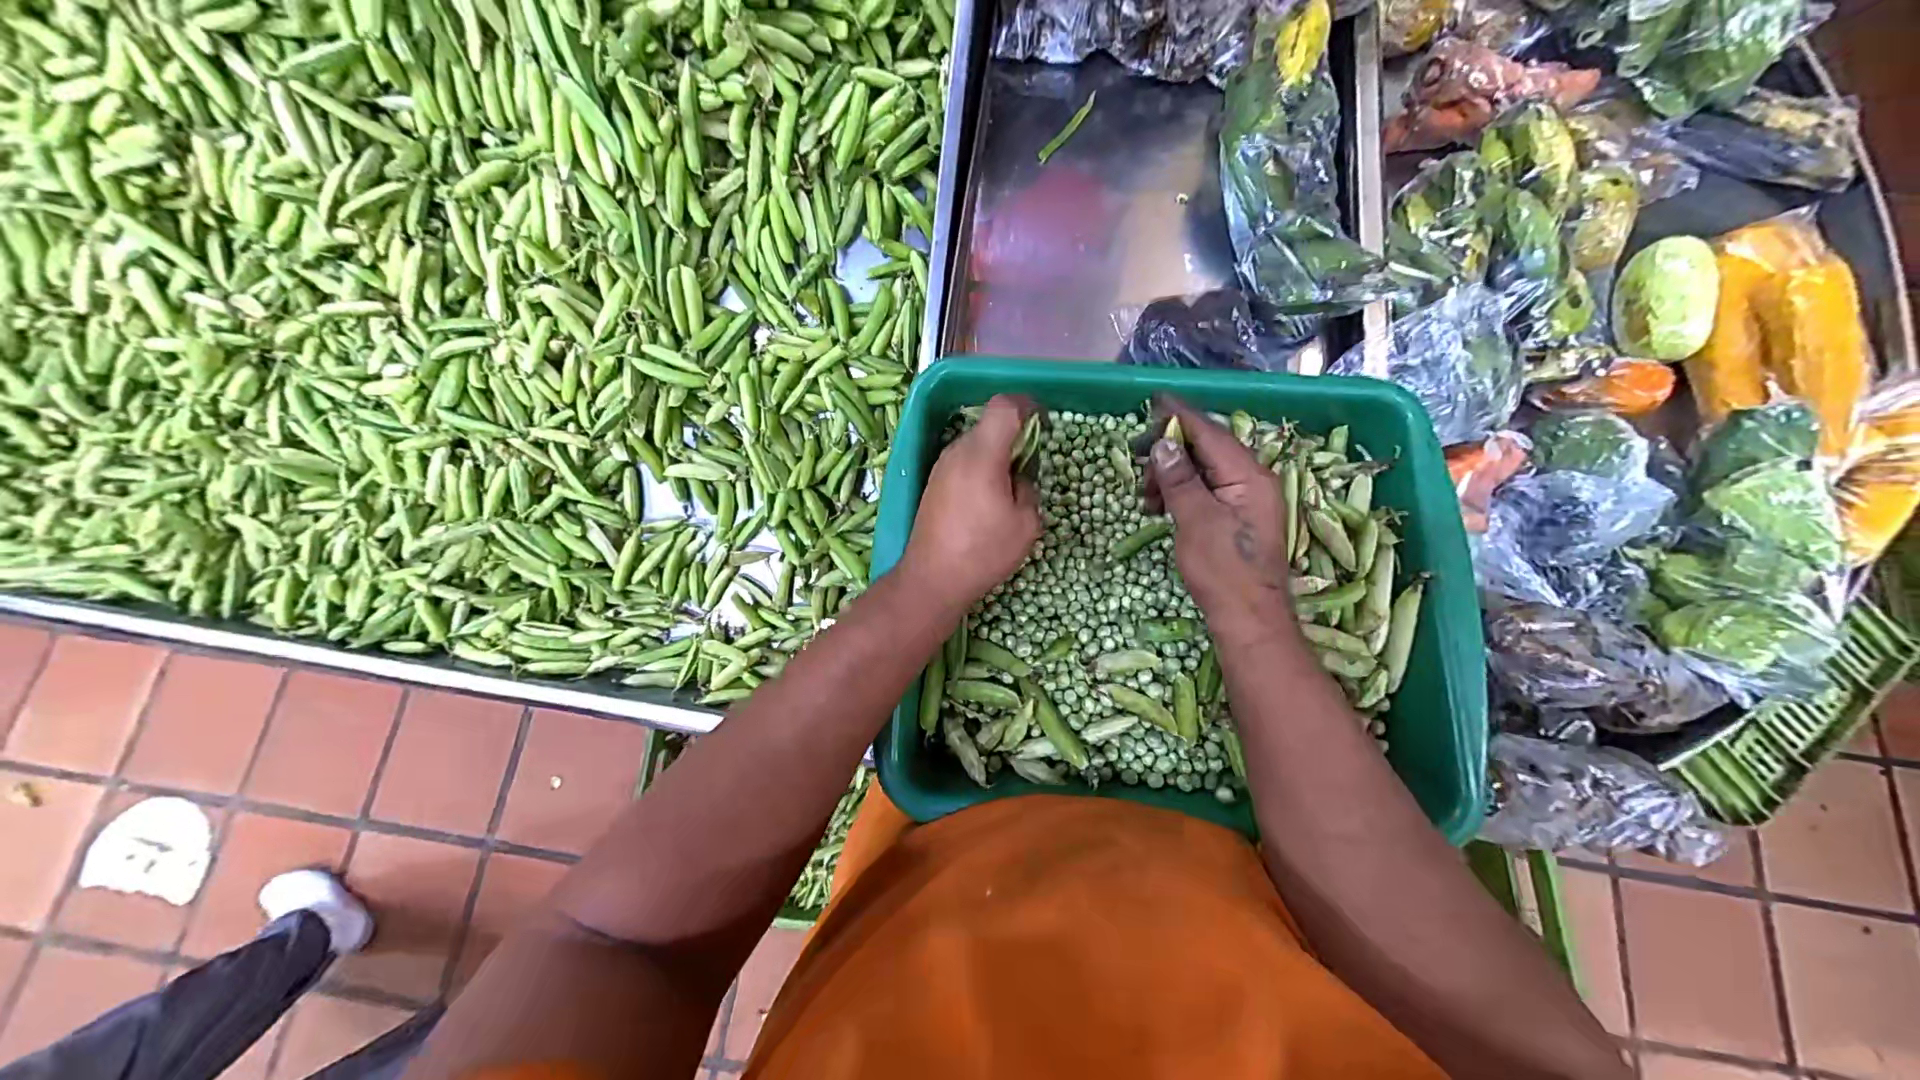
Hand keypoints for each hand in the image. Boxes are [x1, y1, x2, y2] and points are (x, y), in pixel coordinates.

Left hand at [899, 394, 1041, 612]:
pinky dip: (981, 471)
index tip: (1043, 426)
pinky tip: (987, 504)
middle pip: (990, 425)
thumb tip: (1019, 477)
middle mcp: (957, 451)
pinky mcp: (934, 483)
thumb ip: (1028, 488)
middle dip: (1015, 438)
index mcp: (982, 453)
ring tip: (1008, 494)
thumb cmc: (983, 551)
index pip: (1005, 406)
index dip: (1028, 407)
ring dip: (998, 457)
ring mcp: (941, 466)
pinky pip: (964, 463)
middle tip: (1030, 470)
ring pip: (977, 445)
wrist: (932, 578)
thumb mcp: (1026, 523)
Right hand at [1144, 398, 1294, 641]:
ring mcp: (1247, 500)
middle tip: (1140, 464)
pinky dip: (1183, 492)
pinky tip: (1162, 506)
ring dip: (1173, 475)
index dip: (1181, 416)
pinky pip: (1208, 490)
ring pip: (1205, 470)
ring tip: (1147, 497)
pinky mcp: (1238, 518)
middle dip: (1171, 452)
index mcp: (1249, 476)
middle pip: (1208, 449)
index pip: (1211, 433)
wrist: (1248, 618)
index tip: (1155, 401)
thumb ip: (1180, 479)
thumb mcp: (1195, 520)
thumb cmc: (1222, 570)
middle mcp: (1253, 481)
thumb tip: (1165, 444)